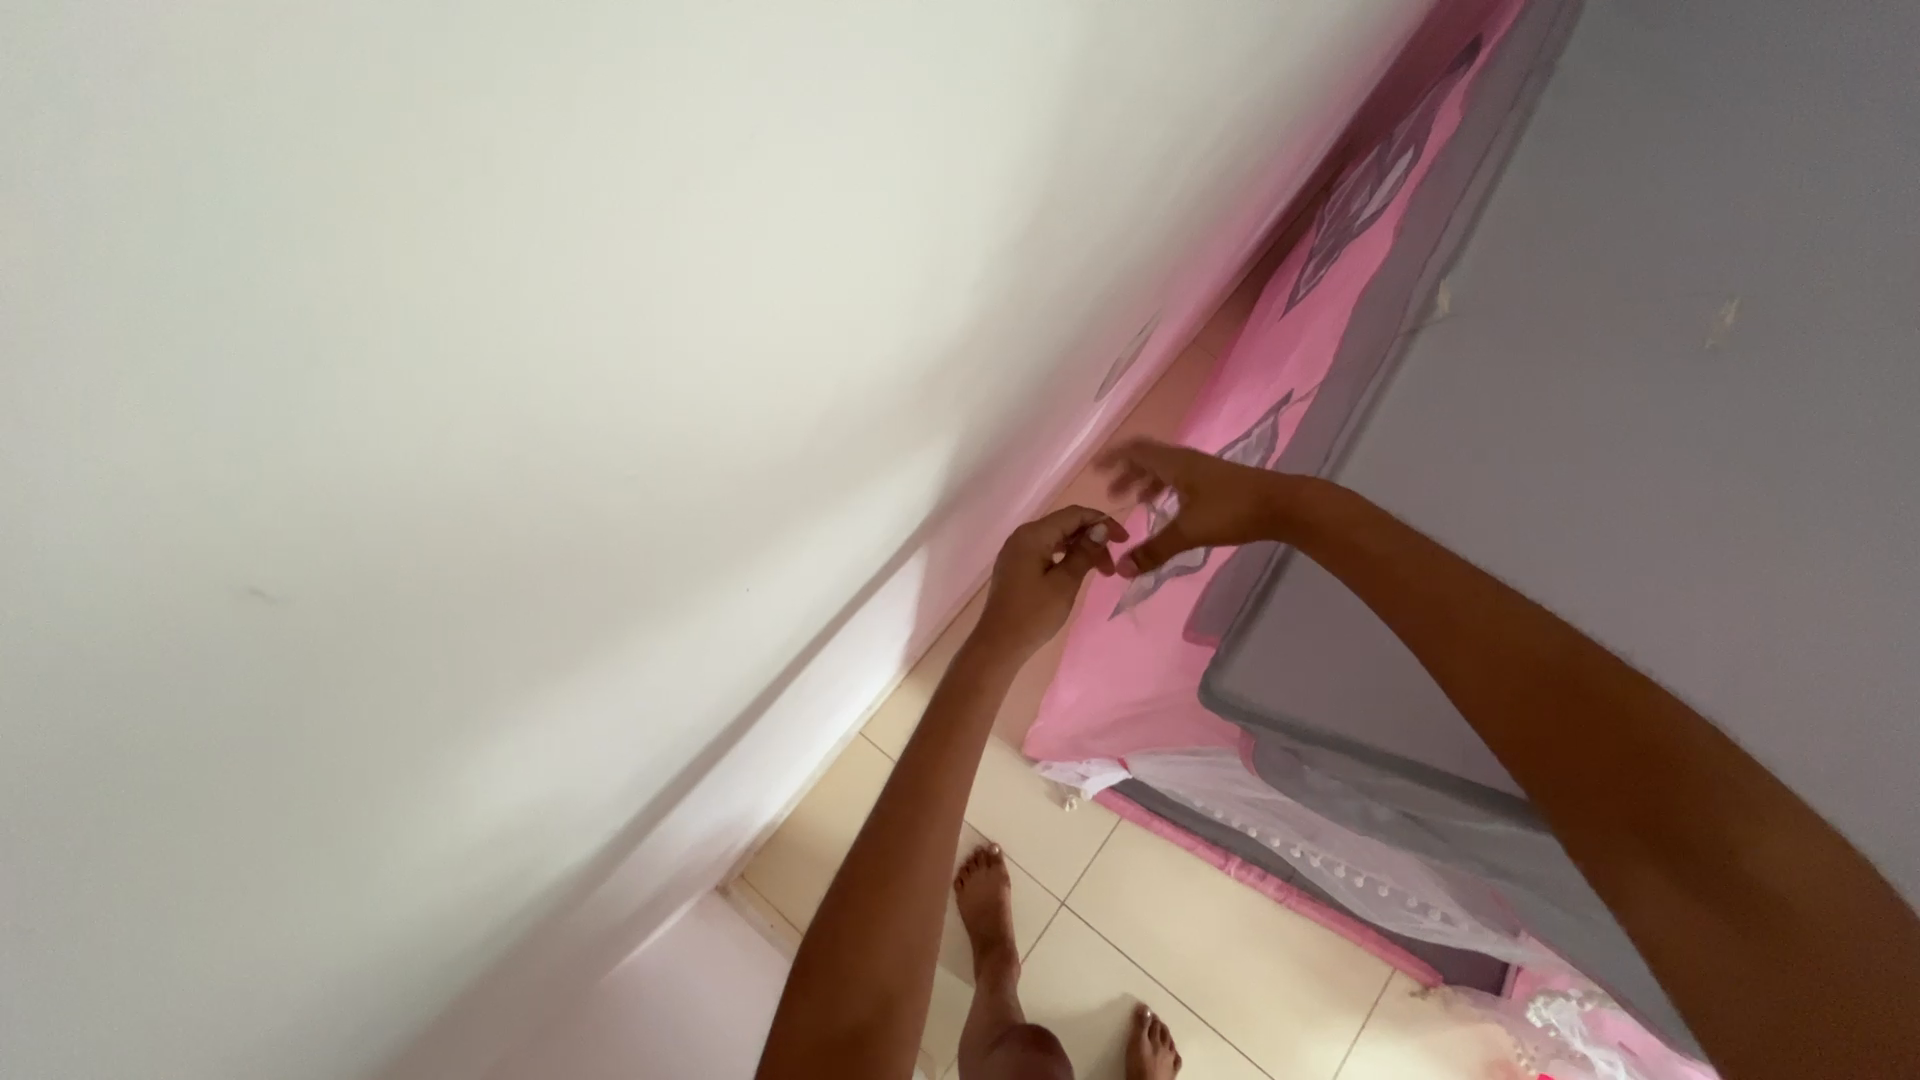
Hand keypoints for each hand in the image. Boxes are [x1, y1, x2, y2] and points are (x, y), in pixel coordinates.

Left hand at [973, 506, 1128, 660]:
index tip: (1124, 540)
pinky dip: (1065, 557)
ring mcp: (1017, 551)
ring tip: (1101, 572)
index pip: (1074, 514)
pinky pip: (1046, 551)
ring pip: (1056, 539)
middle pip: (1065, 525)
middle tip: (1111, 567)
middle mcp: (1022, 536)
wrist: (999, 643)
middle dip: (1092, 539)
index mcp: (1033, 534)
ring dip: (1081, 550)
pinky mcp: (1016, 566)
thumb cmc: (1034, 613)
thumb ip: (1084, 553)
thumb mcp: (1065, 582)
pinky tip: (1078, 572)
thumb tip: (1100, 528)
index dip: (1102, 522)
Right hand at [1096, 437, 1292, 577]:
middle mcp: (1186, 461)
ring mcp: (1203, 470)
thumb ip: (1154, 551)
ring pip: (1165, 469)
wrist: (1284, 506)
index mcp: (1174, 464)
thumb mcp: (1188, 532)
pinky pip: (1180, 478)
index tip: (1095, 469)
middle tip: (1112, 495)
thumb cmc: (1233, 511)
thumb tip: (1121, 569)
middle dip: (1127, 475)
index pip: (1135, 452)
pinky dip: (1165, 489)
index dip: (1113, 458)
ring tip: (1136, 502)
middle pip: (1148, 460)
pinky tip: (1168, 508)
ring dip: (1146, 482)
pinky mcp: (1216, 482)